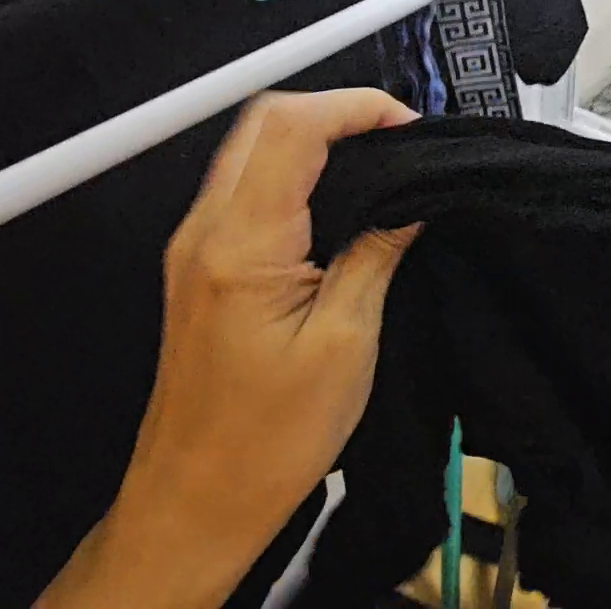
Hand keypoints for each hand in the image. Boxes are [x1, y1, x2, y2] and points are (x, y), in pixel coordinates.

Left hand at [40, 89, 421, 608]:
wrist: (198, 500)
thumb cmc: (272, 435)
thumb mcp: (347, 339)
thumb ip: (377, 251)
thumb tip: (411, 200)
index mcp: (241, 247)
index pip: (292, 131)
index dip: (358, 109)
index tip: (412, 129)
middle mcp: (207, 232)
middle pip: (265, 120)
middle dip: (340, 110)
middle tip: (402, 137)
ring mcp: (201, 245)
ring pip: (258, 146)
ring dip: (324, 135)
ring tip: (389, 161)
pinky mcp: (210, 262)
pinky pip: (257, 183)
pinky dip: (307, 167)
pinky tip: (352, 194)